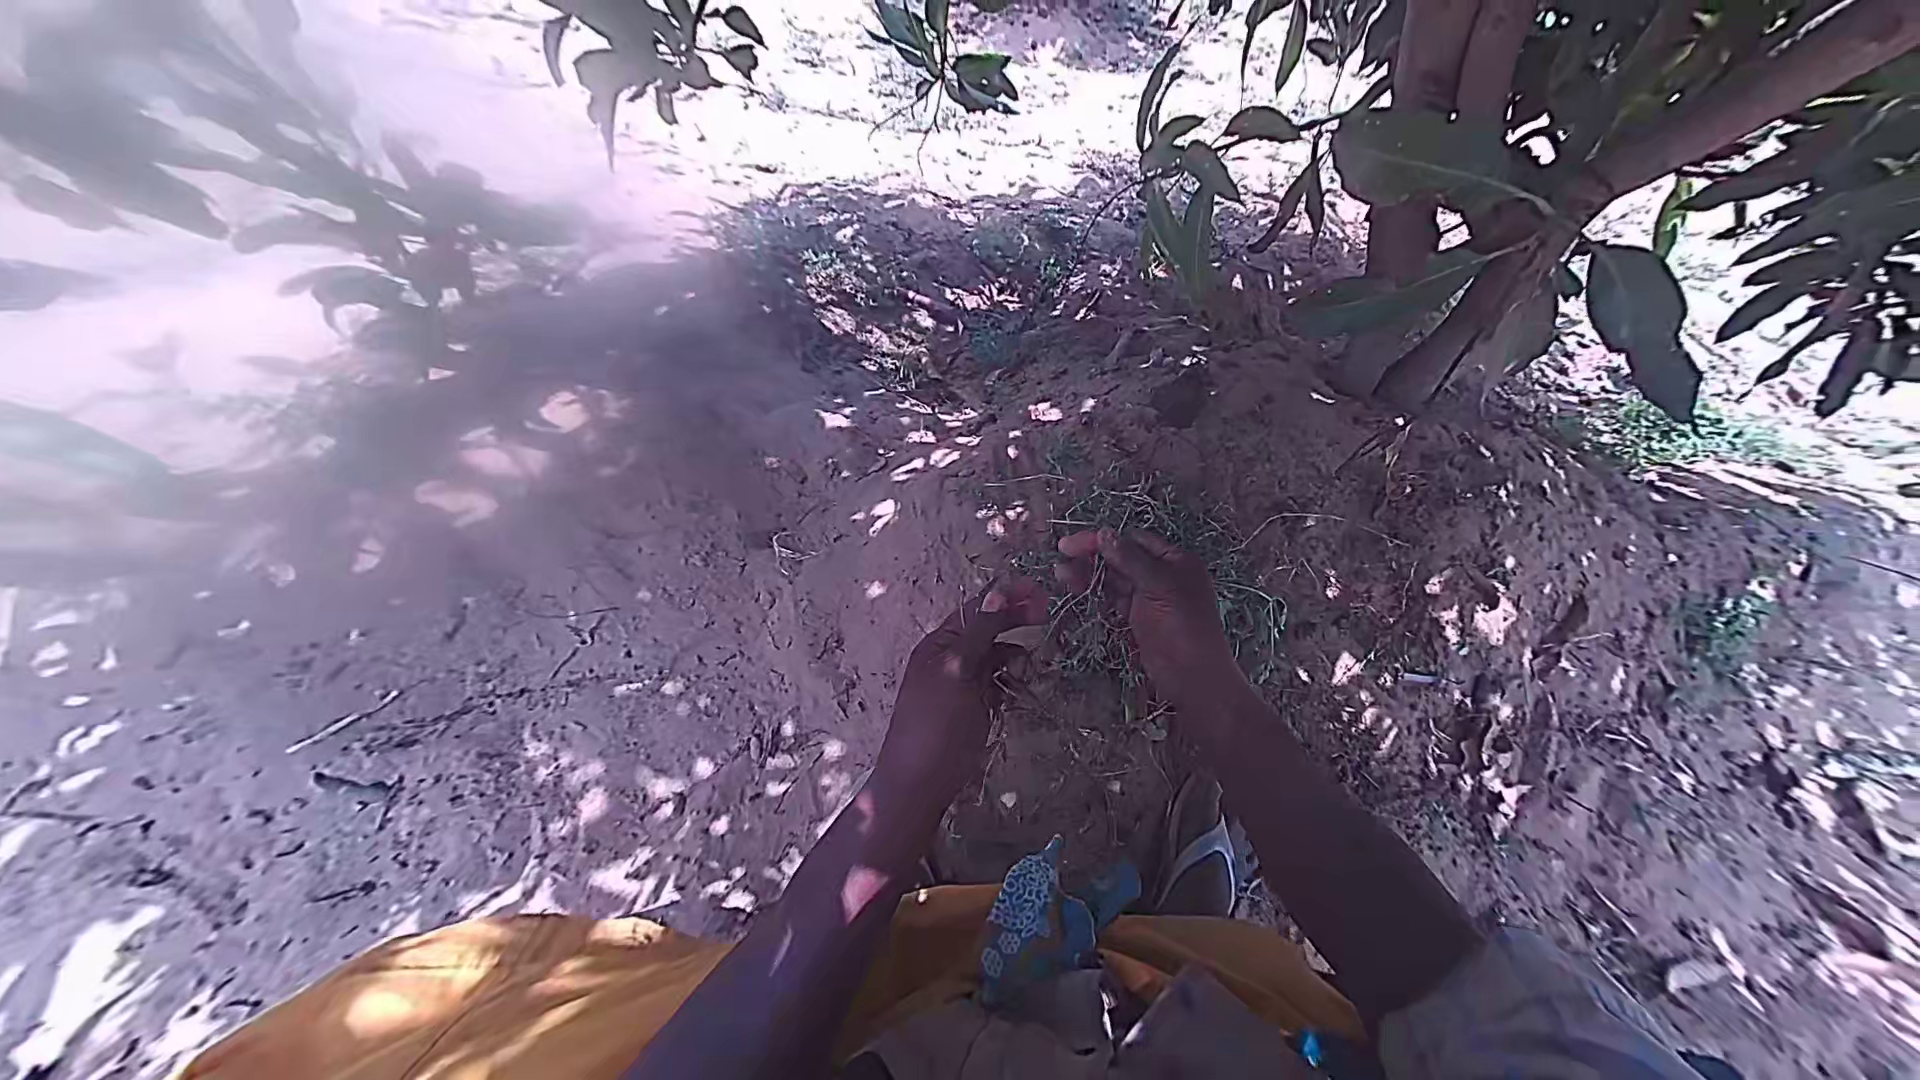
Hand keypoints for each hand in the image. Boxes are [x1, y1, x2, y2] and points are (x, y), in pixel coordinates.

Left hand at [874, 578, 1048, 806]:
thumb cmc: (935, 723)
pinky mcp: (978, 706)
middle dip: (1015, 620)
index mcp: (940, 644)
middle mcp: (951, 658)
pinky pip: (999, 681)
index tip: (1038, 591)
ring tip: (1033, 657)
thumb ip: (978, 632)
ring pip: (997, 656)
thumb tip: (997, 594)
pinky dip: (1012, 677)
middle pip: (988, 629)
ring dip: (1015, 652)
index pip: (976, 610)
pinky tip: (1022, 681)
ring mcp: (965, 683)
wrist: (921, 783)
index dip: (1005, 598)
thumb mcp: (956, 670)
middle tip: (1046, 614)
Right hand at [1057, 529, 1239, 706]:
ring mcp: (1148, 596)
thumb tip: (1103, 533)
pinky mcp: (1137, 616)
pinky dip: (1096, 591)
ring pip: (1114, 578)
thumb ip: (1130, 559)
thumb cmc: (1183, 626)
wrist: (1193, 676)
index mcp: (1175, 560)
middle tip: (1062, 557)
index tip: (1073, 545)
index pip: (1134, 540)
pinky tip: (1076, 588)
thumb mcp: (1158, 585)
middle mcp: (1161, 574)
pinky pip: (1113, 597)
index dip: (1104, 540)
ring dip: (1089, 574)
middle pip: (1121, 558)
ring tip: (1062, 574)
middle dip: (1092, 557)